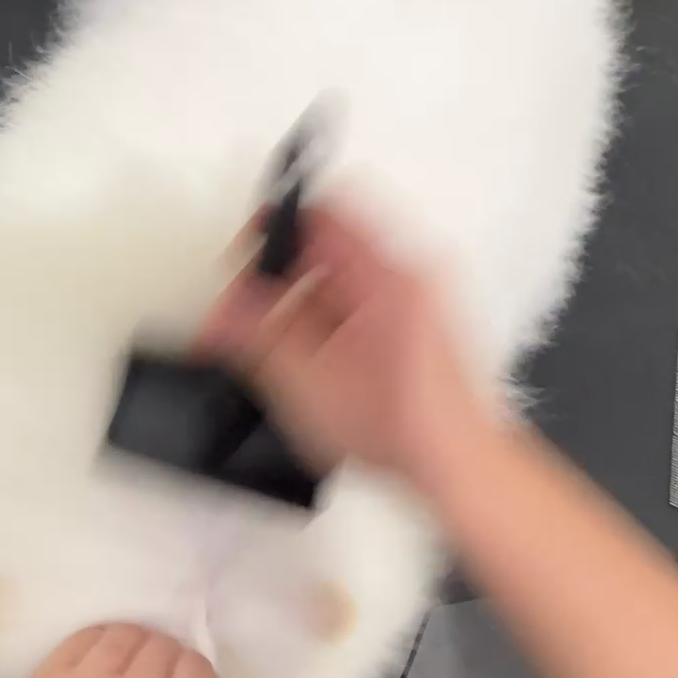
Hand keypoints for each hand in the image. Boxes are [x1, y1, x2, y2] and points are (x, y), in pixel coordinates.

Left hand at [0, 624, 216, 677]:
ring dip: (134, 645)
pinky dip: (101, 641)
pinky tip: (98, 658)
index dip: (193, 676)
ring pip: (128, 632)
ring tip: (125, 665)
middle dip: (165, 660)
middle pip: (165, 646)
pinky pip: (88, 634)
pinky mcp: (52, 672)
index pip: (199, 669)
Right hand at [197, 202, 489, 480]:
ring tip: (264, 349)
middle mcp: (408, 279)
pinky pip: (351, 307)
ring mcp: (411, 302)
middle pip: (322, 250)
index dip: (275, 226)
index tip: (244, 252)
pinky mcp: (407, 327)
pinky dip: (316, 325)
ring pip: (333, 283)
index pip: (326, 214)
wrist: (451, 462)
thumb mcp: (310, 382)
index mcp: (391, 277)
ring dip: (291, 309)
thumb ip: (260, 336)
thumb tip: (226, 310)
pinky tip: (298, 362)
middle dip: (272, 280)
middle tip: (239, 314)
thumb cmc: (407, 427)